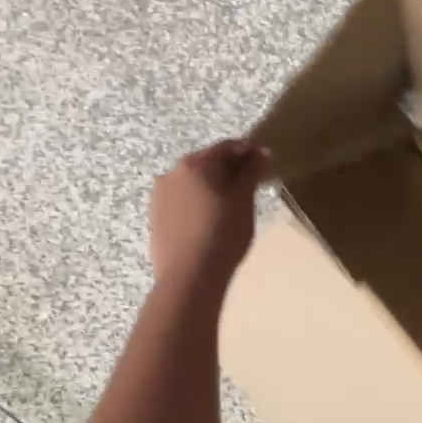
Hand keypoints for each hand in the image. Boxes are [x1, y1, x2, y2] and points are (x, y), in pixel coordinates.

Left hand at [149, 139, 272, 288]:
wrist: (190, 275)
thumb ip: (252, 172)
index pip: (225, 147)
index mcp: (195, 164)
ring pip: (192, 182)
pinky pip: (182, 200)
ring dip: (212, 185)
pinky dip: (198, 201)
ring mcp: (159, 196)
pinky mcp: (156, 217)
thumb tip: (261, 152)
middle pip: (206, 163)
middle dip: (229, 167)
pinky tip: (211, 218)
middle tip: (251, 180)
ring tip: (231, 202)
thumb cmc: (223, 233)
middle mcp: (172, 173)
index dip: (248, 150)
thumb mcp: (244, 200)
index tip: (265, 158)